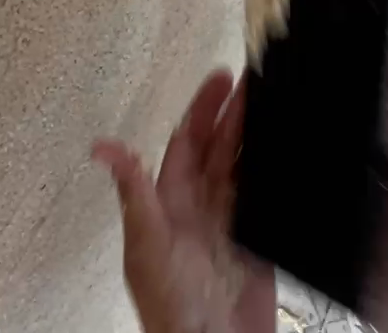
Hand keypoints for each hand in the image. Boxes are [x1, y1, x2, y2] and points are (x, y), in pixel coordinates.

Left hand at [92, 69, 274, 332]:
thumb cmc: (172, 308)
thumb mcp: (148, 244)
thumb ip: (133, 191)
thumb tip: (101, 148)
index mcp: (173, 200)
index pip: (188, 139)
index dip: (204, 107)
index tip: (221, 78)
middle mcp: (202, 205)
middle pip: (220, 145)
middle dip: (236, 111)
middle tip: (255, 79)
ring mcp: (232, 219)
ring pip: (244, 162)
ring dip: (257, 132)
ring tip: (274, 101)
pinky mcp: (258, 236)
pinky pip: (267, 190)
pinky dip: (276, 168)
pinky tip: (287, 147)